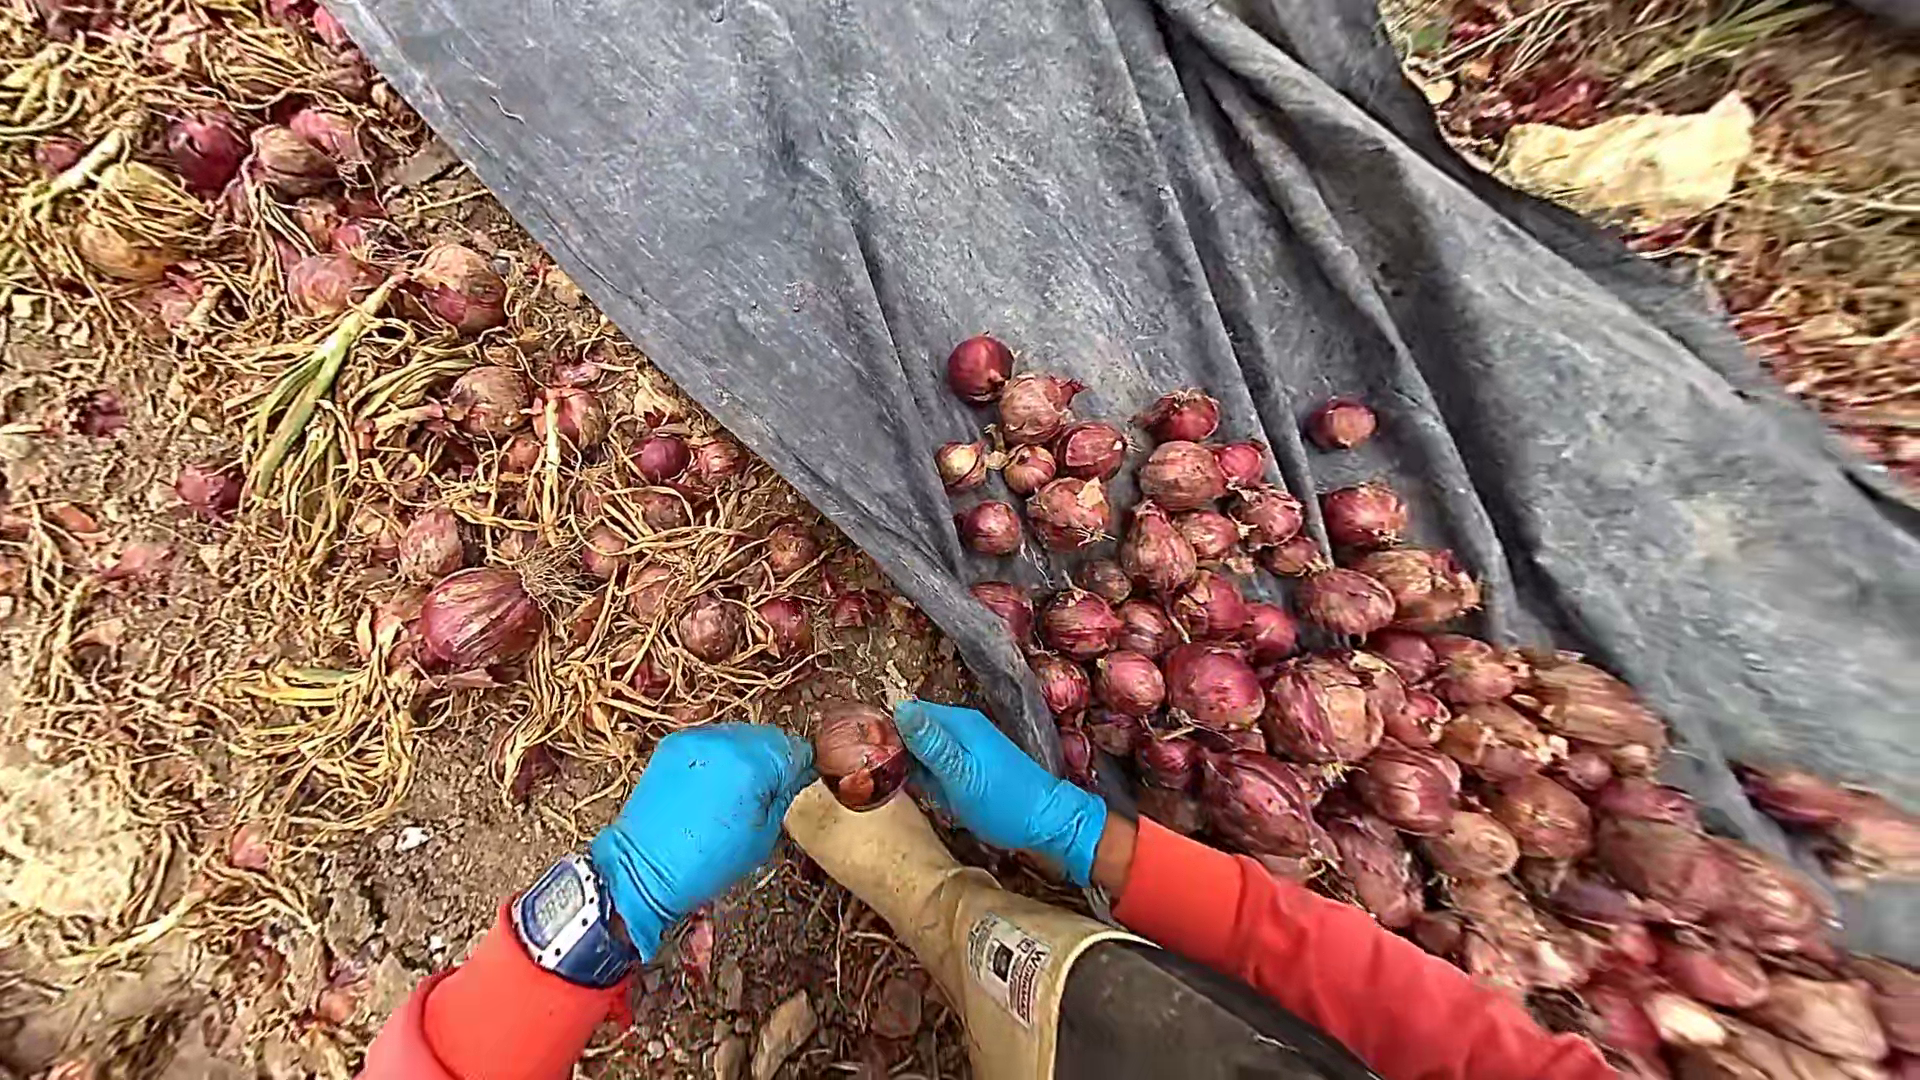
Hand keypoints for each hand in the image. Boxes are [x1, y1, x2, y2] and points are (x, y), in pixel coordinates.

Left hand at [588, 724, 813, 958]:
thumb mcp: (763, 836)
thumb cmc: (705, 863)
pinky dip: (719, 755)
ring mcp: (699, 738)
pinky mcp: (676, 741)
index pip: (795, 748)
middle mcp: (727, 741)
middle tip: (763, 790)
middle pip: (769, 737)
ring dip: (745, 755)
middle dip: (772, 759)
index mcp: (752, 765)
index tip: (792, 784)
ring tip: (733, 788)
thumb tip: (799, 773)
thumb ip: (785, 794)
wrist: (638, 871)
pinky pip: (714, 739)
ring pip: (742, 735)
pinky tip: (711, 783)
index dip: (798, 768)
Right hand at [893, 700, 1106, 885]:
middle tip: (887, 781)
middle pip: (915, 731)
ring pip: (925, 752)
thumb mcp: (960, 775)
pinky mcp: (971, 765)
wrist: (1048, 823)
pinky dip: (932, 782)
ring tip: (909, 791)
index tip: (870, 756)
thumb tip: (899, 708)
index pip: (909, 712)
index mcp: (959, 722)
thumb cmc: (1004, 801)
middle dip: (900, 754)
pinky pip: (939, 767)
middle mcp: (962, 727)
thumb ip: (930, 743)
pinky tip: (933, 798)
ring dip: (915, 771)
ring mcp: (968, 746)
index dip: (888, 731)